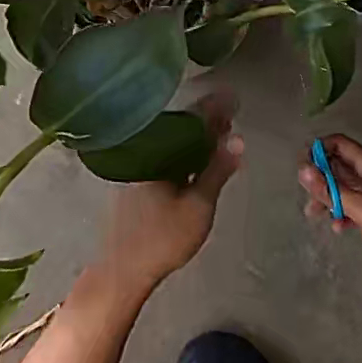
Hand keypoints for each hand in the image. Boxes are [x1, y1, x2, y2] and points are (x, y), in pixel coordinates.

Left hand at [93, 92, 242, 294]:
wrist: (124, 266)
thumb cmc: (163, 237)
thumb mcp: (198, 205)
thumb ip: (216, 171)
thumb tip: (237, 139)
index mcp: (159, 153)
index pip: (191, 122)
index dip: (213, 109)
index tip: (231, 96)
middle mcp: (146, 153)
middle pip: (180, 128)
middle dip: (206, 119)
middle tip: (230, 112)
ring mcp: (140, 167)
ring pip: (172, 142)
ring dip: (195, 136)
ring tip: (220, 131)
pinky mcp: (138, 181)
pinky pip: (165, 155)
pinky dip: (184, 151)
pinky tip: (197, 156)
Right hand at [298, 134, 361, 288]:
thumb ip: (331, 190)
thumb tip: (301, 169)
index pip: (340, 144)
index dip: (319, 150)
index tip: (303, 168)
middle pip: (339, 165)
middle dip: (320, 178)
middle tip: (307, 195)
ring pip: (343, 187)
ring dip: (327, 197)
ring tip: (314, 215)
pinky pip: (353, 205)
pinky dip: (341, 212)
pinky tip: (337, 228)